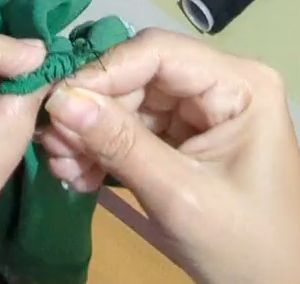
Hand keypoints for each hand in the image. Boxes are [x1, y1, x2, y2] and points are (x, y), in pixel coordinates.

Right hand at [37, 29, 299, 283]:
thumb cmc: (247, 248)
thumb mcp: (180, 196)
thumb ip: (119, 143)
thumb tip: (59, 99)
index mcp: (238, 82)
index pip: (156, 52)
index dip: (104, 71)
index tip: (58, 101)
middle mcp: (218, 82)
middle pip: (136, 75)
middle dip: (93, 109)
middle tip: (52, 141)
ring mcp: (199, 108)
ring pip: (128, 101)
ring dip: (91, 132)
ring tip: (60, 165)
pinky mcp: (183, 134)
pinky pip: (132, 127)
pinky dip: (103, 149)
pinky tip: (77, 173)